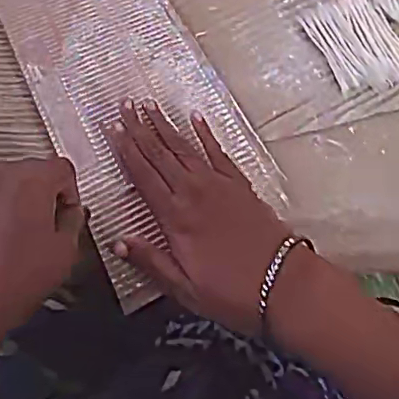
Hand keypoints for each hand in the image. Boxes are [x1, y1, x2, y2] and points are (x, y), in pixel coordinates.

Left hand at [0, 158, 85, 335]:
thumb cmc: (20, 274)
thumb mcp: (64, 250)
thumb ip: (74, 221)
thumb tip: (72, 211)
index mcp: (32, 177)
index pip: (61, 168)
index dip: (71, 191)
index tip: (69, 214)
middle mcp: (5, 172)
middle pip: (37, 170)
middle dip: (48, 193)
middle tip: (53, 226)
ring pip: (15, 181)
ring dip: (26, 198)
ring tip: (29, 235)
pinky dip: (6, 206)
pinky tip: (8, 237)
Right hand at [108, 101, 291, 334]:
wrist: (286, 287)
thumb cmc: (234, 293)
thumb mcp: (185, 288)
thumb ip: (150, 261)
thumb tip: (117, 243)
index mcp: (175, 216)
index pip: (142, 174)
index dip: (125, 149)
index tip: (112, 128)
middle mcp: (192, 192)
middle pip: (158, 152)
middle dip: (138, 126)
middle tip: (124, 105)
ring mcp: (216, 184)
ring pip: (182, 146)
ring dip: (163, 124)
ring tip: (148, 105)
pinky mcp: (238, 185)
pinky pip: (217, 151)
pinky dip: (205, 133)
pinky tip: (195, 118)